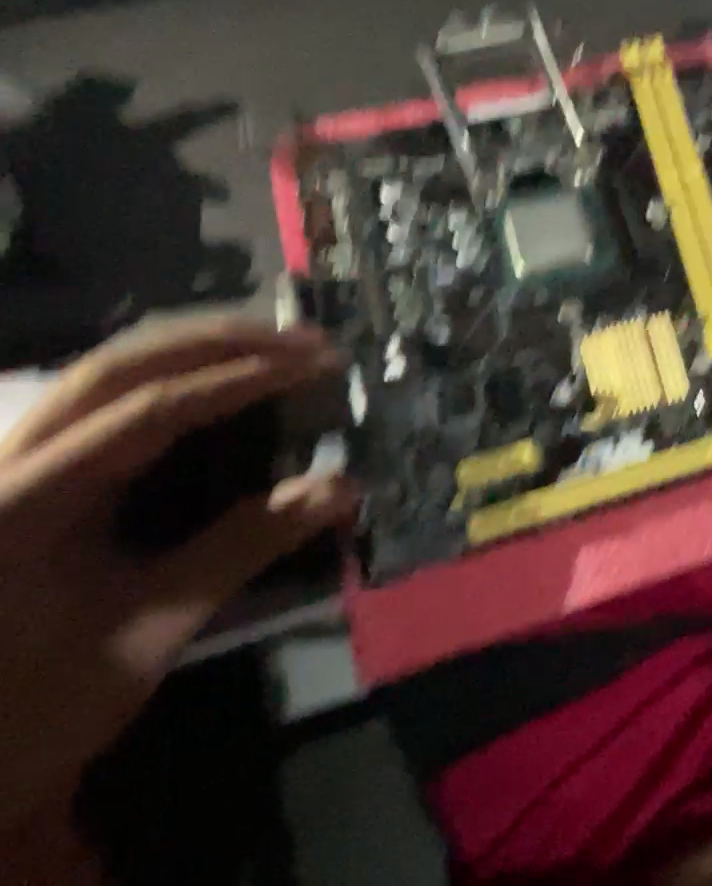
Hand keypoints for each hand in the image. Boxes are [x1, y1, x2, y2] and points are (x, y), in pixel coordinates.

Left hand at [0, 317, 356, 830]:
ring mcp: (3, 470)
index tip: (319, 365)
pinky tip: (216, 378)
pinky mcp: (19, 480)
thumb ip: (241, 550)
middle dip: (215, 342)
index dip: (238, 379)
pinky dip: (164, 377)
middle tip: (306, 339)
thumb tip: (342, 487)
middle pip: (107, 368)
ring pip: (92, 375)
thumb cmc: (39, 706)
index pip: (143, 413)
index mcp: (19, 508)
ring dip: (189, 348)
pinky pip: (92, 403)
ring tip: (274, 343)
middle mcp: (0, 469)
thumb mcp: (149, 633)